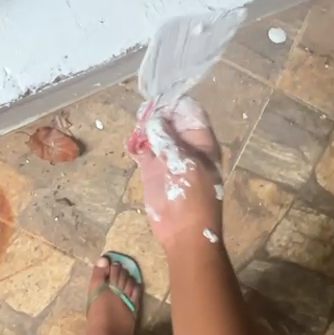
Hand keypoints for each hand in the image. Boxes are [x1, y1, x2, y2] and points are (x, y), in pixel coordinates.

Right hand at [128, 97, 224, 251]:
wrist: (184, 233)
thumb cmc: (192, 199)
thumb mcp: (183, 164)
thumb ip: (168, 140)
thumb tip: (153, 121)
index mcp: (201, 142)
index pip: (189, 112)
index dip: (174, 104)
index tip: (157, 102)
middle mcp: (184, 145)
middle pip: (169, 119)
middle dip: (155, 114)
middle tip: (142, 115)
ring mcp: (168, 156)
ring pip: (154, 132)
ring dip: (143, 128)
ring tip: (137, 132)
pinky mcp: (153, 169)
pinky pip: (143, 149)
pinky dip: (136, 144)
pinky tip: (132, 146)